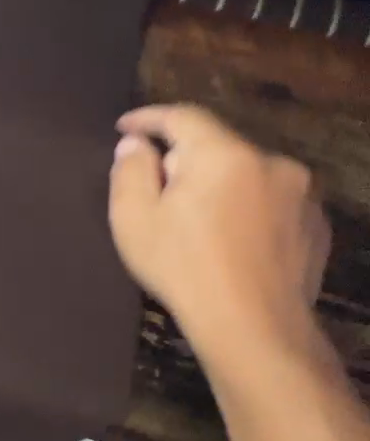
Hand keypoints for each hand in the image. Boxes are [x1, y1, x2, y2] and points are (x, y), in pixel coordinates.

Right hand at [109, 104, 330, 372]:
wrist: (254, 323)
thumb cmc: (180, 263)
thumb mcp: (133, 215)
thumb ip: (131, 170)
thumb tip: (137, 145)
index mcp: (224, 157)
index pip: (184, 117)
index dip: (149, 117)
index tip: (124, 127)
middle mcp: (273, 164)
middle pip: (217, 146)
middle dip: (182, 157)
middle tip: (152, 183)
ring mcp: (303, 196)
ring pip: (245, 172)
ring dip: (215, 181)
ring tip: (189, 211)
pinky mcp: (316, 224)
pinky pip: (269, 198)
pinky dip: (241, 203)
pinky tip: (223, 232)